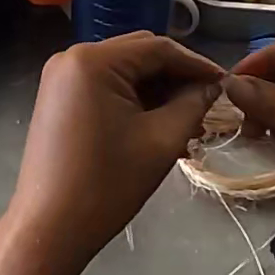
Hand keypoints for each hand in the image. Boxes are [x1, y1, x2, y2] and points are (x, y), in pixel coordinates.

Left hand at [0, 33, 224, 274]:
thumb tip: (211, 86)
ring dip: (155, 91)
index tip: (225, 83)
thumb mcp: (160, 141)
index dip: (196, 64)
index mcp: (93, 60)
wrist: (49, 226)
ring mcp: (60, 76)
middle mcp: (71, 56)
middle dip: (175, 77)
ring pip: (122, 71)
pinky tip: (157, 123)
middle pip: (137, 54)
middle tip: (208, 105)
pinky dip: (131, 99)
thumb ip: (192, 104)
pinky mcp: (57, 96)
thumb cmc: (106, 184)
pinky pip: (103, 85)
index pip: (157, 47)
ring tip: (188, 122)